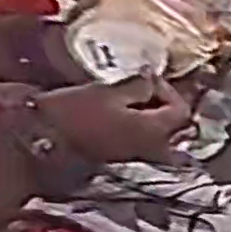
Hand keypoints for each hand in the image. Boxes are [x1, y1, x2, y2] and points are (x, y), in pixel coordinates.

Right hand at [35, 75, 192, 164]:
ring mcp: (150, 154)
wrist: (48, 140)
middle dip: (163, 100)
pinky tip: (125, 109)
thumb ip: (135, 87)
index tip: (146, 76)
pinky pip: (152, 137)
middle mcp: (162, 147)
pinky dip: (145, 121)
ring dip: (153, 110)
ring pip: (165, 130)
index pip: (182, 110)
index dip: (168, 90)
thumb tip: (151, 76)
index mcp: (159, 131)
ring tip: (130, 93)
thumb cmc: (74, 114)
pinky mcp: (135, 155)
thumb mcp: (105, 93)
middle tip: (139, 83)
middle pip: (177, 122)